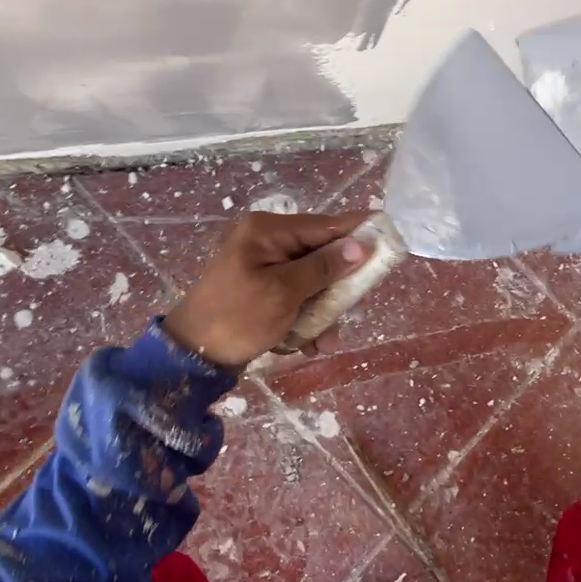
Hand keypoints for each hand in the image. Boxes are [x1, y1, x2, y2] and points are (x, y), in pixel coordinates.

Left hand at [165, 211, 370, 368]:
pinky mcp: (263, 288)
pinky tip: (310, 344)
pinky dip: (307, 318)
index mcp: (268, 231)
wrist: (191, 356)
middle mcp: (267, 241)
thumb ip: (322, 268)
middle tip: (352, 311)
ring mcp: (264, 265)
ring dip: (324, 310)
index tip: (389, 239)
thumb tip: (360, 246)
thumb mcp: (283, 293)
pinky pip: (297, 296)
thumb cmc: (236, 319)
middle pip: (322, 254)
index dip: (358, 233)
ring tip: (326, 341)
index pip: (324, 225)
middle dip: (339, 286)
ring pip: (314, 280)